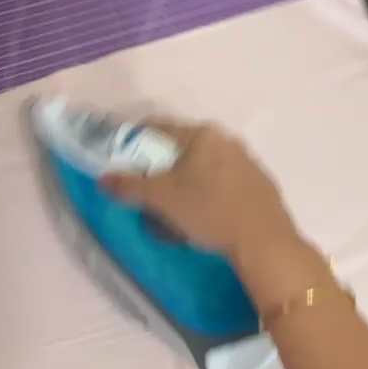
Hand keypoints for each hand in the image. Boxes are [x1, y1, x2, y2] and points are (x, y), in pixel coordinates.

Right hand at [100, 119, 301, 258]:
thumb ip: (129, 186)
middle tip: (147, 188)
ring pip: (204, 164)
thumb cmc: (209, 210)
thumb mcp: (162, 199)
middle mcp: (226, 139)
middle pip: (182, 146)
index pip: (158, 127)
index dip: (135, 141)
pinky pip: (224, 180)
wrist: (265, 241)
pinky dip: (208, 190)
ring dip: (186, 179)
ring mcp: (247, 160)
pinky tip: (205, 212)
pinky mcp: (260, 182)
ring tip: (175, 205)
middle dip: (161, 165)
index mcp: (202, 134)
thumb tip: (103, 179)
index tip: (123, 160)